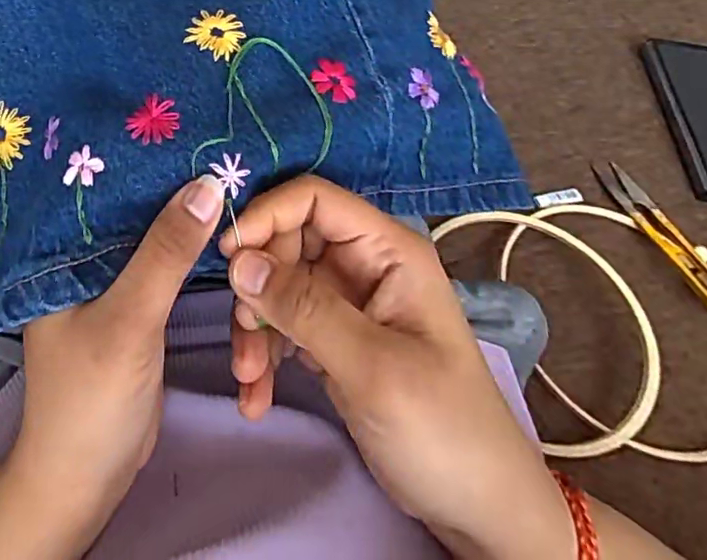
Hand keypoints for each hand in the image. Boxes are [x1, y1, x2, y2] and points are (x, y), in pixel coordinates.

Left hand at [2, 174, 225, 548]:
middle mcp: (81, 258)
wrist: (90, 477)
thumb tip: (207, 185)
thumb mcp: (128, 320)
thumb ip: (164, 255)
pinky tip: (213, 228)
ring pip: (150, 235)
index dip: (143, 158)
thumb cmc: (90, 397)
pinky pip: (162, 264)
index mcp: (60, 252)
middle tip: (219, 142)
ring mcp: (110, 281)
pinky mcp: (134, 305)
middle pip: (130, 208)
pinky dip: (185, 249)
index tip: (190, 124)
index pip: (101, 188)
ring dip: (182, 215)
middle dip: (169, 182)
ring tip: (225, 172)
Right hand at [220, 176, 573, 559]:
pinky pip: (282, 325)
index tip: (229, 256)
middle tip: (245, 330)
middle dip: (257, 283)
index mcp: (387, 249)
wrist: (477, 508)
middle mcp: (363, 264)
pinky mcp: (332, 338)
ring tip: (249, 377)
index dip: (267, 214)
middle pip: (287, 242)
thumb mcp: (372, 367)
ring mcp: (346, 302)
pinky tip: (257, 396)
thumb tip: (238, 261)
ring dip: (254, 327)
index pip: (314, 199)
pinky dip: (264, 354)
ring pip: (276, 285)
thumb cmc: (442, 427)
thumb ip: (304, 308)